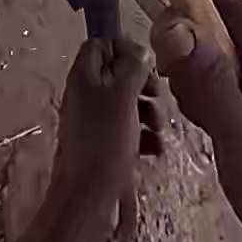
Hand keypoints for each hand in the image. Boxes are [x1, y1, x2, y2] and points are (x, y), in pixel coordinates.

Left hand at [51, 36, 154, 202]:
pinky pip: (126, 130)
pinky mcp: (103, 145)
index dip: (123, 48)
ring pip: (126, 103)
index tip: (146, 63)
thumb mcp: (122, 98)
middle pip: (117, 74)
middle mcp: (85, 93)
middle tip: (156, 96)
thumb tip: (139, 49)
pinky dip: (143, 136)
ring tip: (158, 129)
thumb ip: (132, 69)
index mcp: (83, 75)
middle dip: (142, 84)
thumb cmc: (104, 141)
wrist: (88, 197)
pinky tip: (155, 150)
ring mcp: (93, 120)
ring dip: (147, 112)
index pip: (100, 44)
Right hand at [153, 0, 241, 241]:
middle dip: (185, 63)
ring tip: (211, 124)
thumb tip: (170, 25)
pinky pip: (208, 62)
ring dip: (191, 82)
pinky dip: (200, 92)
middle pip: (198, 21)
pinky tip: (215, 124)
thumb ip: (210, 84)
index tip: (170, 71)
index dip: (175, 25)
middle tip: (198, 111)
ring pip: (197, 44)